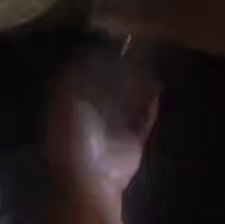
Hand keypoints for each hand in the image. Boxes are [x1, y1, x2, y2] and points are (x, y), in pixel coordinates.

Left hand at [47, 50, 159, 205]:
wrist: (92, 177)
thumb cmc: (74, 138)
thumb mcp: (67, 102)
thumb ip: (75, 80)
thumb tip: (86, 57)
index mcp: (74, 107)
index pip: (86, 80)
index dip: (97, 64)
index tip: (111, 47)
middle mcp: (94, 116)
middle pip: (110, 90)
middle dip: (122, 74)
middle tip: (136, 55)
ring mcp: (115, 129)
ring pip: (129, 103)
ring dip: (139, 88)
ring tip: (150, 69)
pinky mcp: (133, 140)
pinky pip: (144, 120)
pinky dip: (151, 106)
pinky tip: (157, 91)